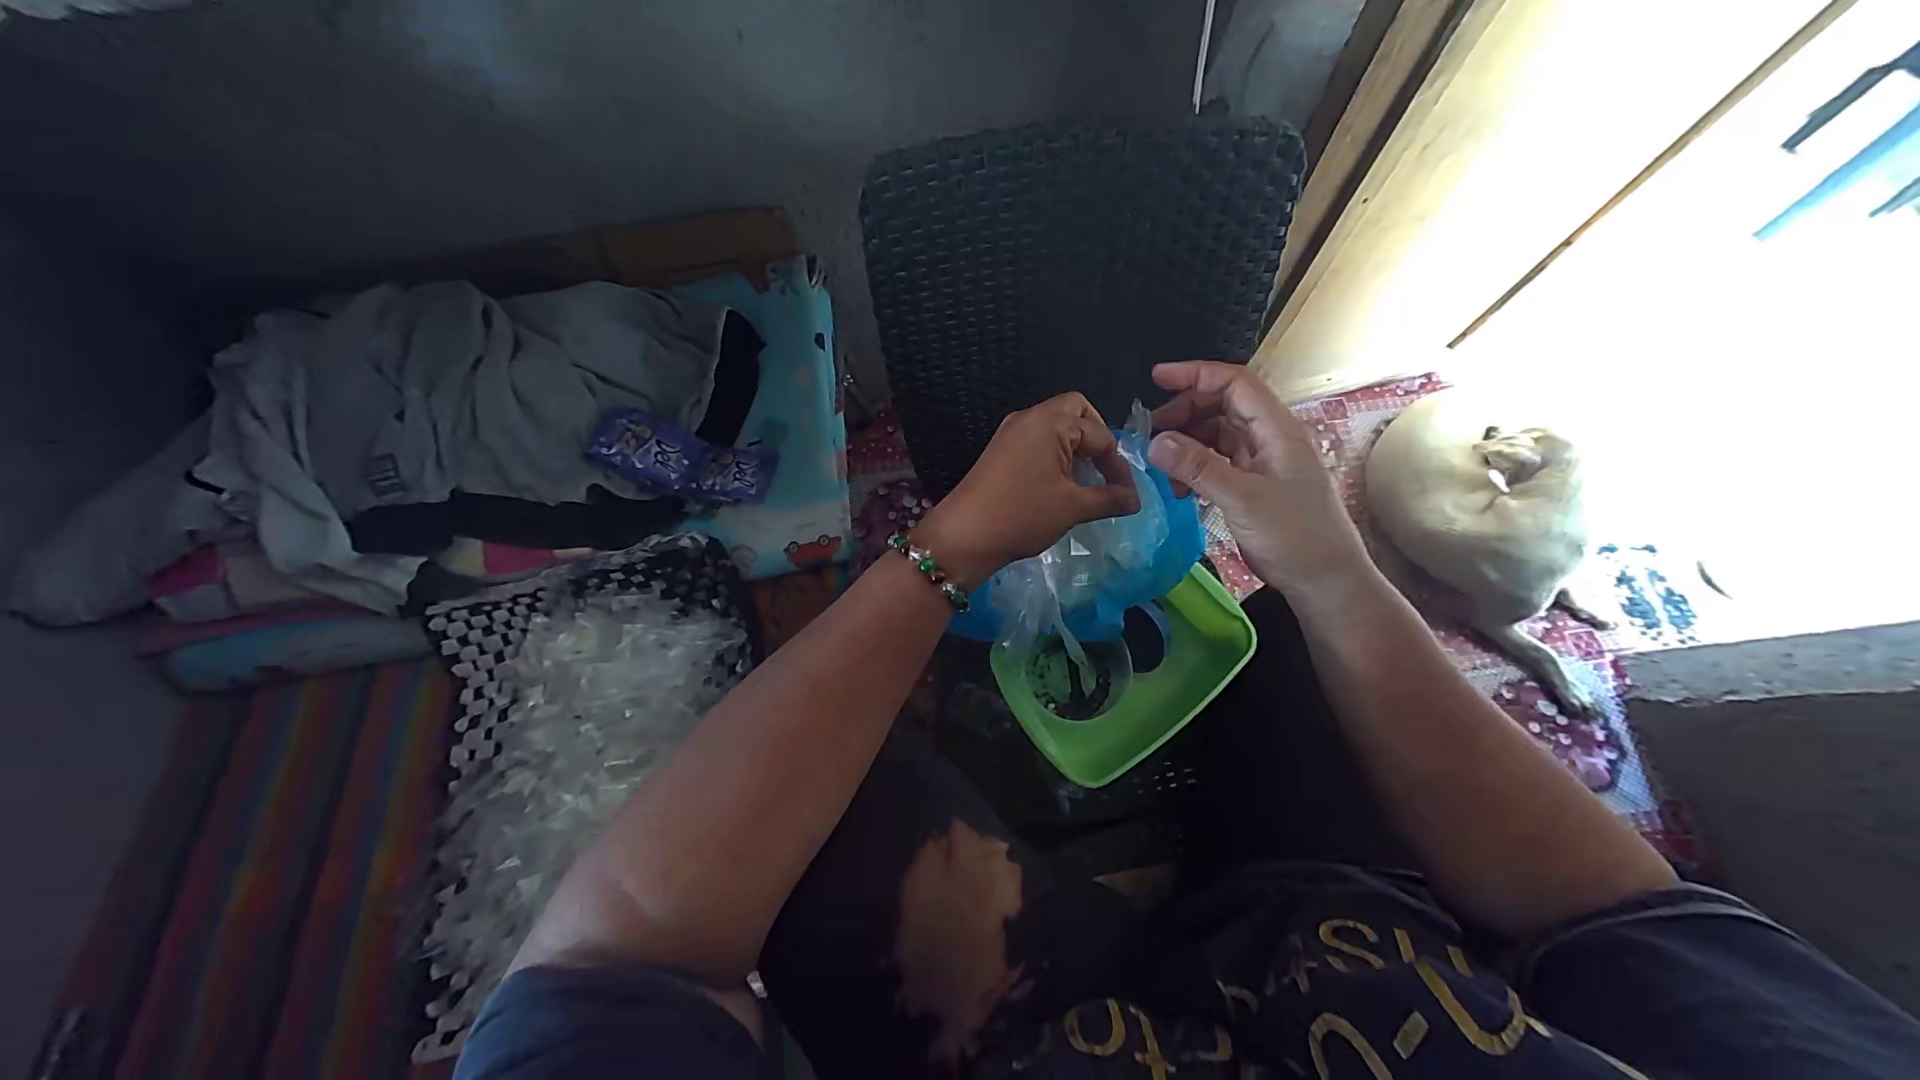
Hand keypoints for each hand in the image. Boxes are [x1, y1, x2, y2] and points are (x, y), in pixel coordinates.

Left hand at [915, 393, 1140, 587]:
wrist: (965, 536)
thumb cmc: (1022, 515)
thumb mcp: (1073, 507)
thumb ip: (1109, 498)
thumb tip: (1134, 500)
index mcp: (1050, 422)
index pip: (1100, 434)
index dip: (1118, 466)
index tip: (1127, 496)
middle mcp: (1029, 418)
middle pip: (1076, 411)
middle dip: (1097, 438)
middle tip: (1105, 470)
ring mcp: (1011, 433)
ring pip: (1055, 426)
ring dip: (1076, 448)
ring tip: (1086, 483)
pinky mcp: (1000, 451)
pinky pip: (1038, 441)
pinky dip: (1056, 456)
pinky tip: (1061, 486)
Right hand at [1147, 361, 1372, 600]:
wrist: (1325, 581)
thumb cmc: (1294, 536)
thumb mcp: (1242, 499)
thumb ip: (1198, 467)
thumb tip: (1155, 441)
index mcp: (1276, 430)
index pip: (1234, 383)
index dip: (1195, 374)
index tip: (1156, 379)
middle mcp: (1270, 438)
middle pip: (1222, 406)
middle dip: (1184, 412)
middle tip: (1151, 434)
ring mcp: (1262, 462)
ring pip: (1217, 434)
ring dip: (1186, 442)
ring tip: (1159, 464)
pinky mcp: (1254, 484)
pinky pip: (1217, 462)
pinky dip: (1194, 467)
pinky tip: (1176, 487)